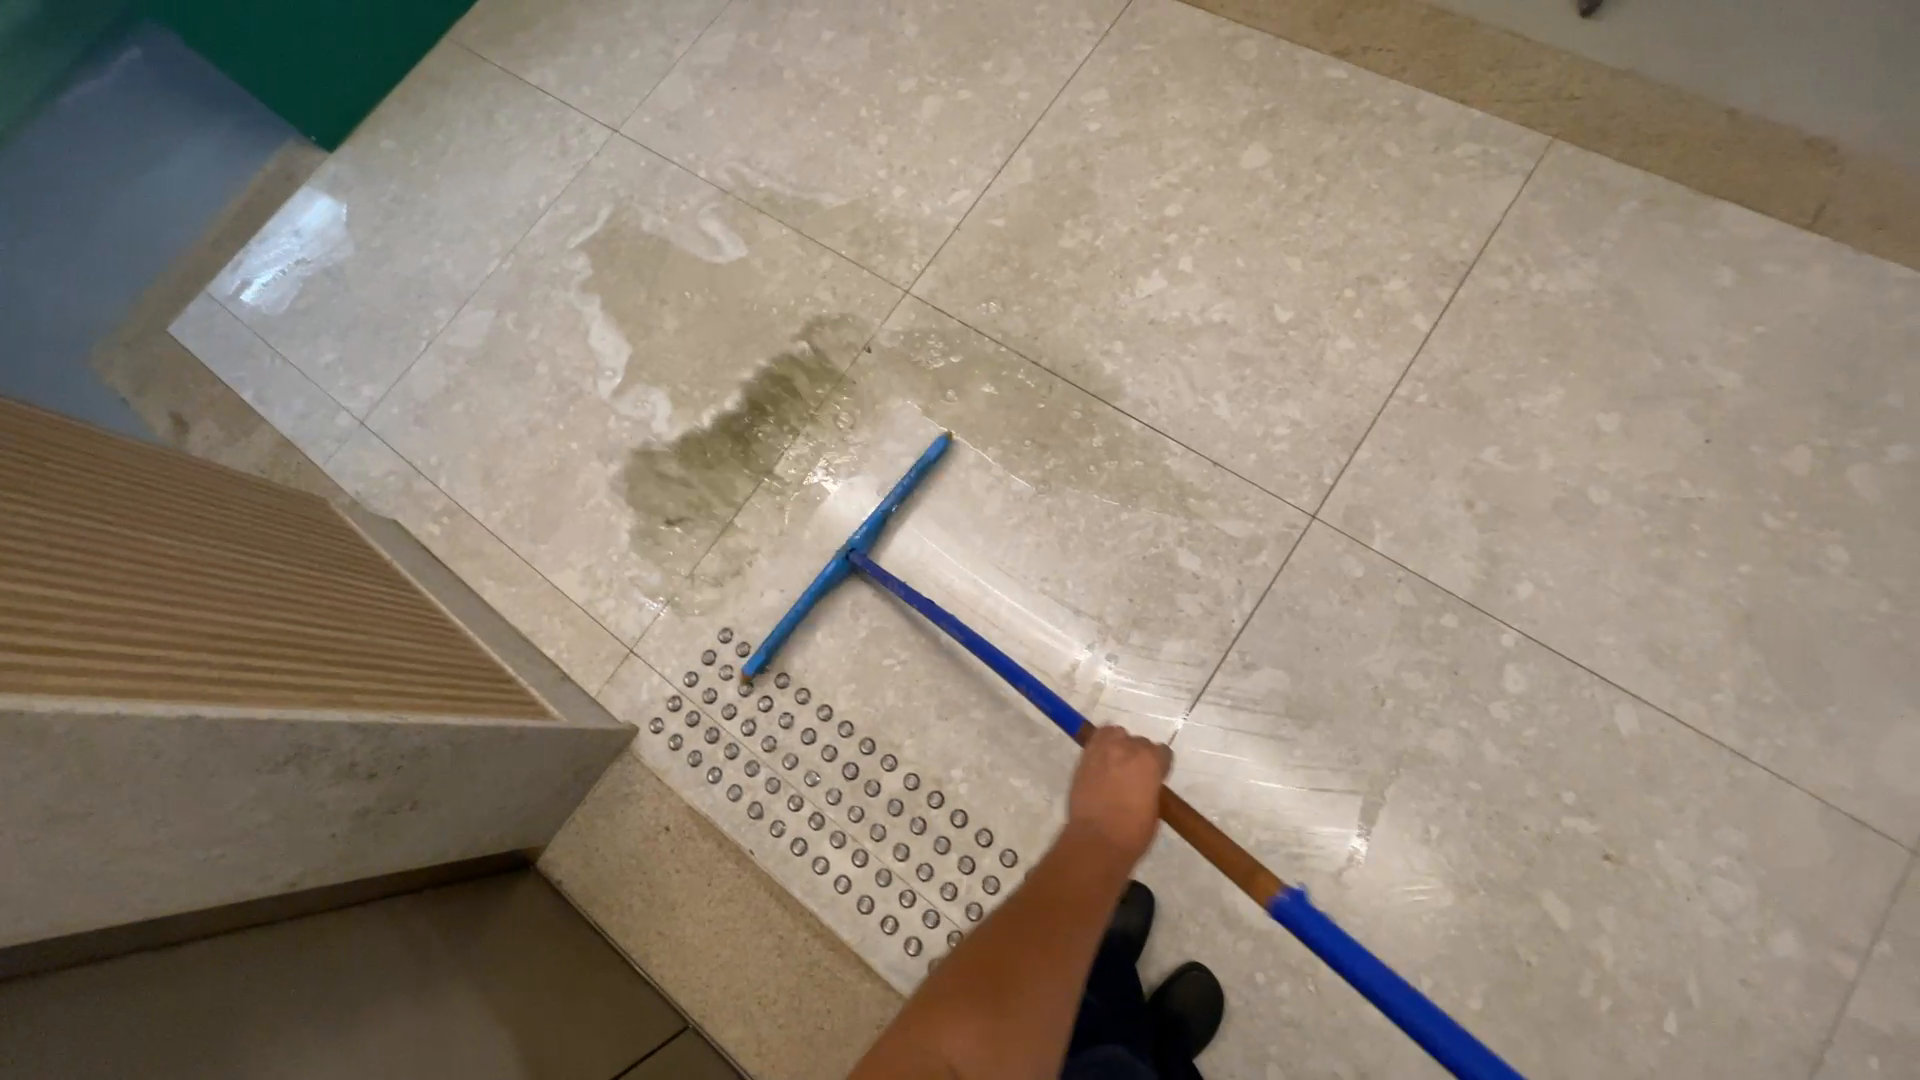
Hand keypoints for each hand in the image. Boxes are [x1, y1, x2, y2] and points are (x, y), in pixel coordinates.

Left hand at [1065, 725, 1171, 864]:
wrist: (1097, 839)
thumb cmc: (1133, 831)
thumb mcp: (1154, 807)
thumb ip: (1151, 786)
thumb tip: (1144, 782)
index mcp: (1151, 762)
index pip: (1163, 752)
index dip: (1160, 765)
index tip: (1156, 777)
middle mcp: (1128, 748)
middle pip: (1140, 742)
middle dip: (1140, 756)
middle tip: (1134, 776)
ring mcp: (1104, 750)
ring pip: (1116, 734)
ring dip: (1120, 744)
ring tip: (1117, 763)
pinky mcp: (1085, 757)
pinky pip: (1096, 739)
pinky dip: (1102, 744)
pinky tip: (1102, 759)